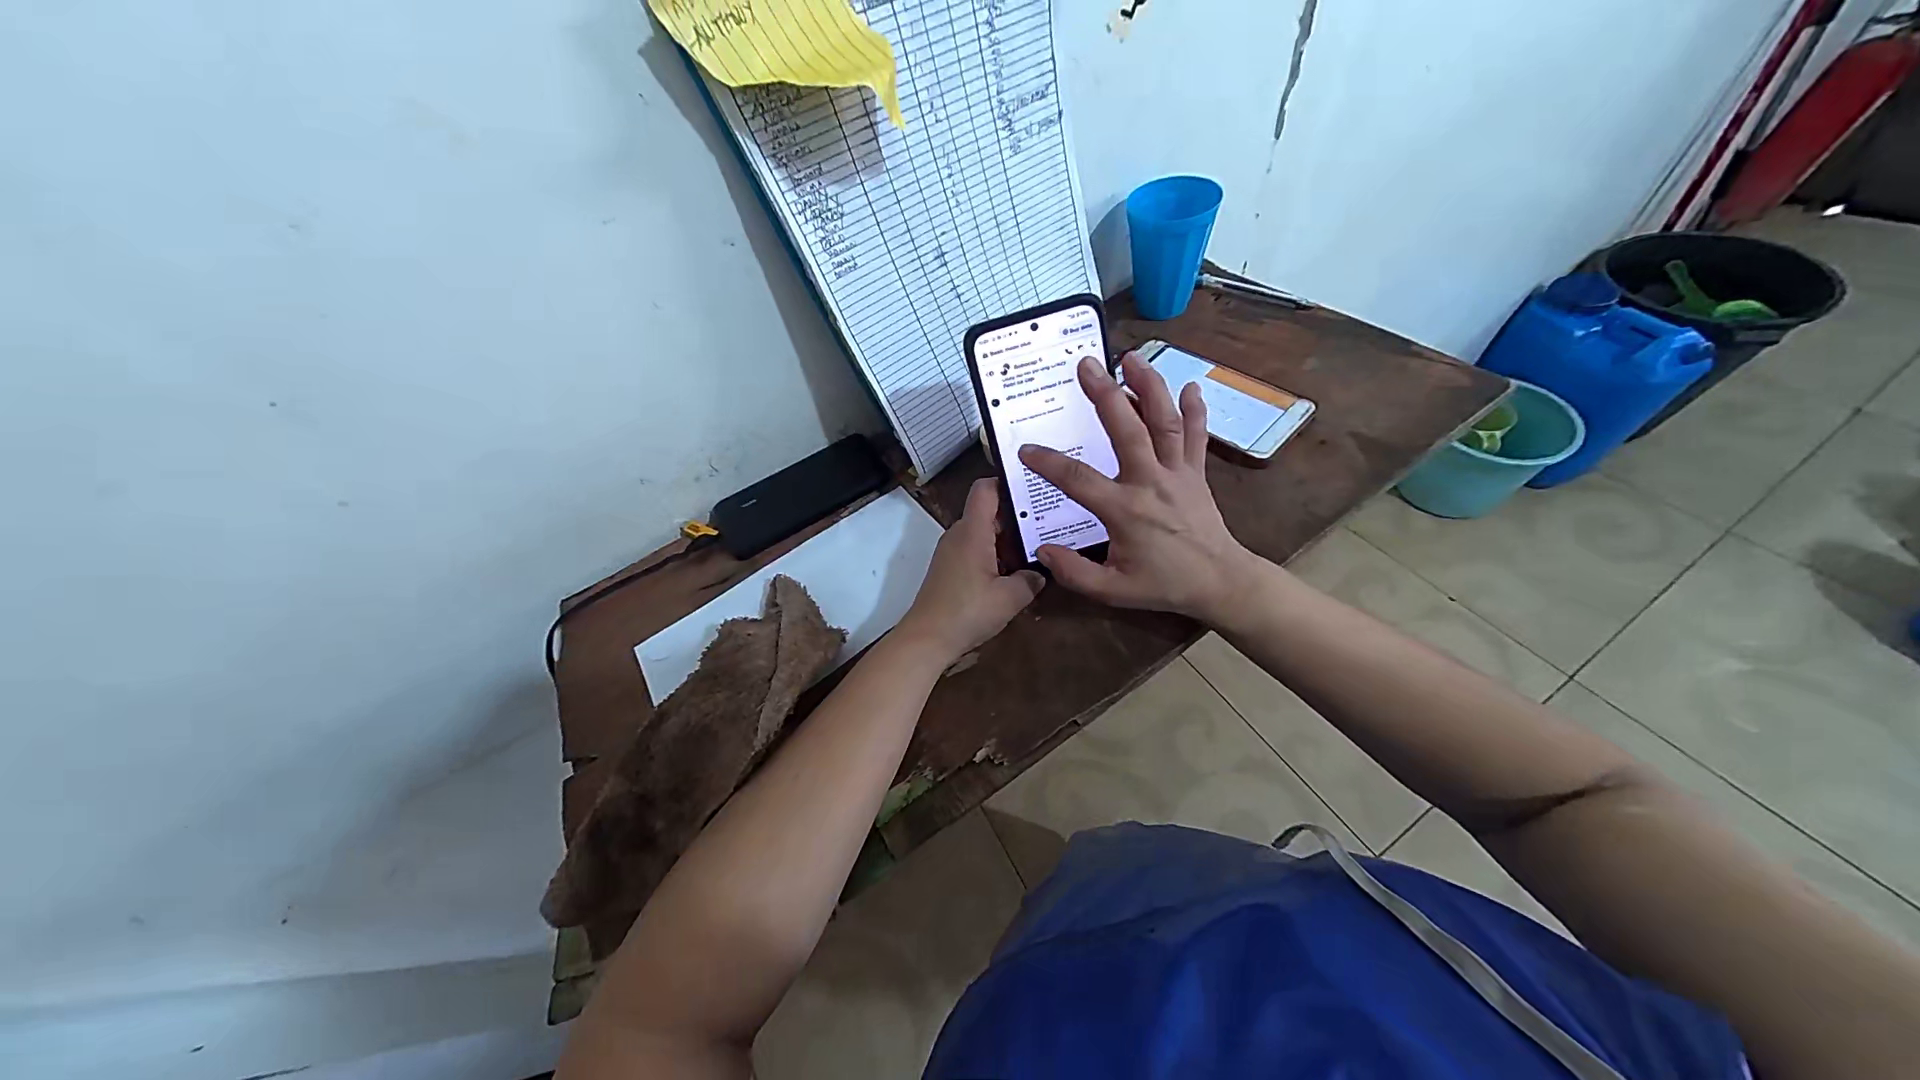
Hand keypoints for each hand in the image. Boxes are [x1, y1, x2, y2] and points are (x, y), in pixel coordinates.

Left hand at [893, 478, 1044, 660]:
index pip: (985, 489)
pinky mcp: (948, 569)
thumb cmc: (967, 612)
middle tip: (1048, 523)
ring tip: (1038, 550)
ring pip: (982, 533)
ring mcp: (951, 552)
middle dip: (1017, 517)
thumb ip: (1030, 580)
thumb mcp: (1010, 598)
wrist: (926, 639)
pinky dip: (994, 556)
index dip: (1007, 482)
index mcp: (972, 531)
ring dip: (1007, 541)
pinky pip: (975, 550)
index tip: (1033, 490)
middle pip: (988, 512)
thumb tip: (1039, 573)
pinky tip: (1015, 573)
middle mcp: (958, 534)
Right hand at [1017, 352, 1260, 622]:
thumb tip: (1044, 551)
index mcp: (1125, 510)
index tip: (1026, 449)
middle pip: (1127, 430)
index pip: (1078, 478)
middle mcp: (1151, 482)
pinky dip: (1194, 409)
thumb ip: (1075, 572)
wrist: (1219, 582)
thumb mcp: (1113, 590)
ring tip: (1131, 358)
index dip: (1048, 462)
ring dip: (1149, 386)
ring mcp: (1178, 473)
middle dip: (1105, 395)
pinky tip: (1189, 385)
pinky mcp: (1196, 472)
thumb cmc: (1164, 585)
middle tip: (1087, 365)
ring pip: (1165, 421)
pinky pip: (1196, 435)